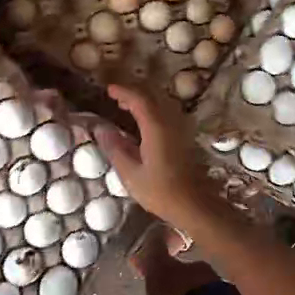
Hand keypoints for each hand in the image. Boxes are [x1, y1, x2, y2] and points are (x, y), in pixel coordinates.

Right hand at [94, 83, 225, 233]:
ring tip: (126, 108)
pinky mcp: (185, 138)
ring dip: (145, 101)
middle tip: (115, 97)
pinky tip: (144, 124)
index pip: (140, 99)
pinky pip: (168, 114)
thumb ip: (115, 148)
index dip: (123, 91)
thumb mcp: (130, 173)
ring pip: (163, 103)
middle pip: (153, 96)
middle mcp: (172, 122)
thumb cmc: (160, 192)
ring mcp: (182, 129)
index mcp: (157, 127)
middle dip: (134, 92)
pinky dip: (154, 111)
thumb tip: (100, 128)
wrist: (194, 204)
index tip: (108, 89)